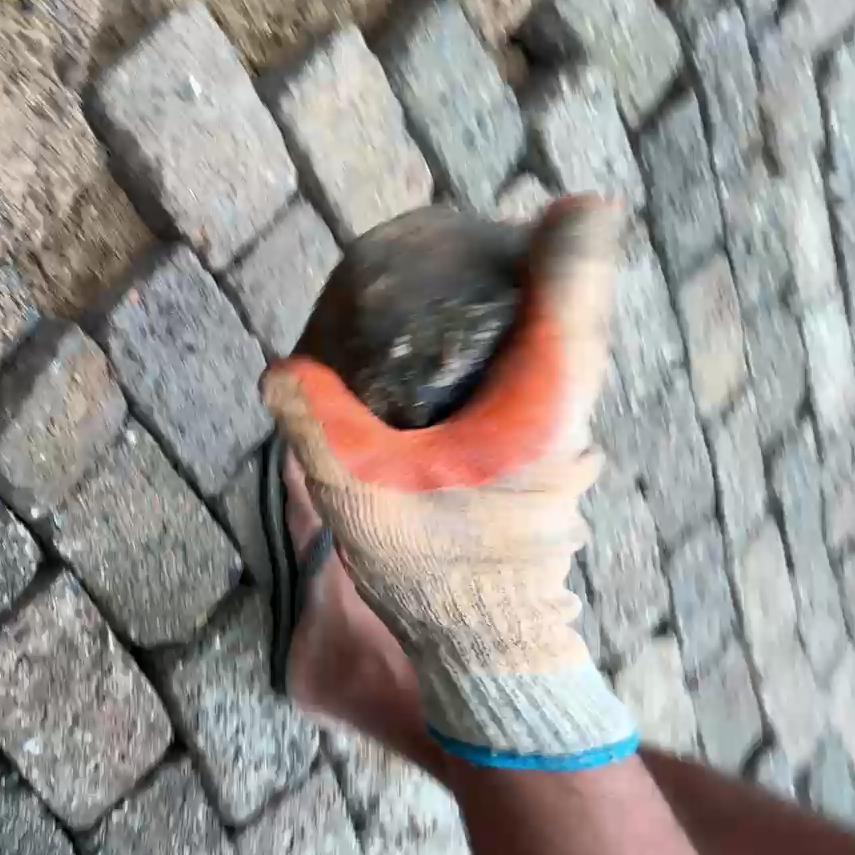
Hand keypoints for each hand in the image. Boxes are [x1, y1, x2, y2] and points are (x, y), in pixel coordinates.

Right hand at [260, 197, 635, 768]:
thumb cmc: (426, 571)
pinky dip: (511, 348)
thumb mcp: (351, 493)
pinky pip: (542, 378)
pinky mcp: (552, 457)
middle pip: (573, 320)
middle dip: (541, 268)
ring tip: (460, 285)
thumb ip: (312, 423)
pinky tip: (455, 354)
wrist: (485, 647)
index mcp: (531, 422)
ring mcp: (568, 441)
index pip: (571, 315)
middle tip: (477, 240)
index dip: (572, 252)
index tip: (564, 207)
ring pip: (562, 350)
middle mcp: (568, 423)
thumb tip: (280, 367)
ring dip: (526, 308)